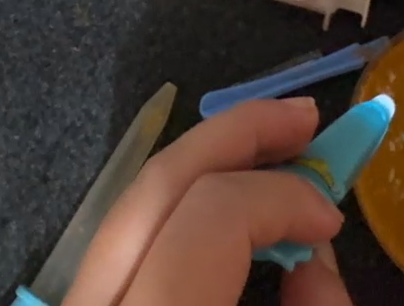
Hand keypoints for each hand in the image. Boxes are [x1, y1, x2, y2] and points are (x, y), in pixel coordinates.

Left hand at [63, 98, 351, 305]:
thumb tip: (314, 259)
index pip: (211, 218)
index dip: (282, 196)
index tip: (332, 215)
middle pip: (157, 183)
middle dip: (238, 134)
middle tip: (305, 117)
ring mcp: (70, 302)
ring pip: (132, 199)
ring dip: (209, 159)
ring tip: (271, 140)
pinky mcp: (73, 304)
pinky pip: (125, 234)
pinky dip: (180, 201)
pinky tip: (221, 197)